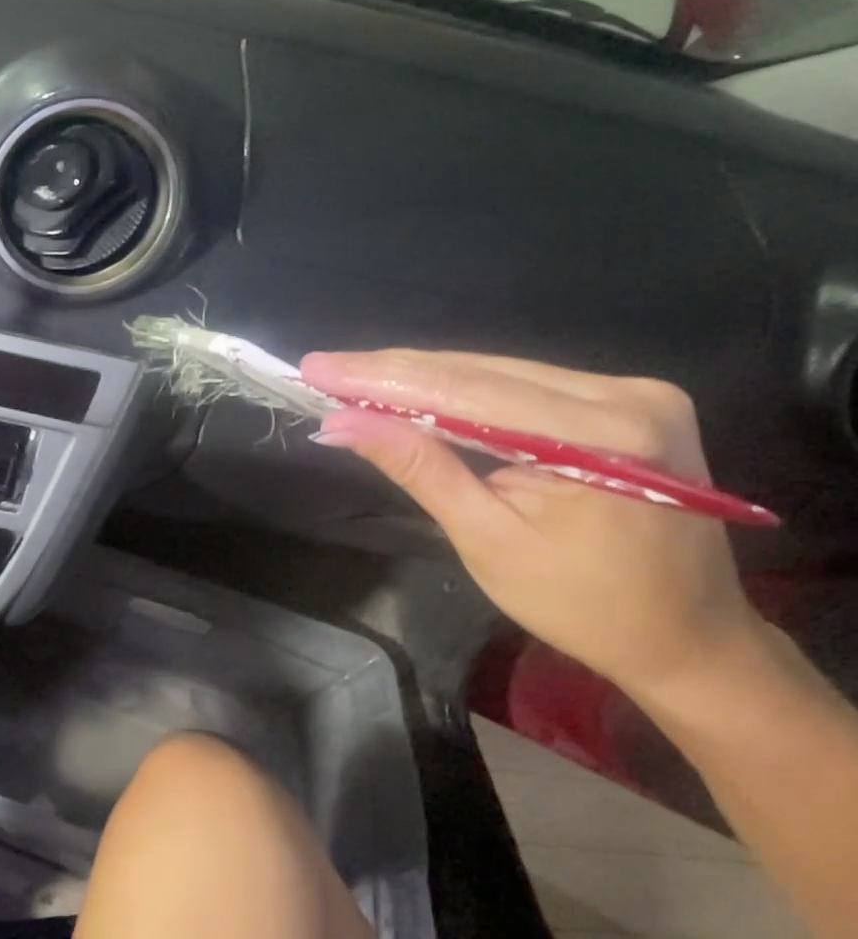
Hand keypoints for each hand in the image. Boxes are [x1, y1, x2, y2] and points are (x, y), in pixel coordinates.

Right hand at [302, 350, 761, 696]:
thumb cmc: (584, 605)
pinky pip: (524, 386)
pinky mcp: (627, 403)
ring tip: (352, 378)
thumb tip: (339, 422)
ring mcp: (633, 394)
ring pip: (499, 373)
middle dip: (395, 372)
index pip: (466, 391)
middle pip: (483, 372)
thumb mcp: (485, 538)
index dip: (382, 378)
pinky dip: (462, 390)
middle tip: (322, 369)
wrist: (690, 638)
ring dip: (423, 379)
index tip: (316, 367)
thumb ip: (418, 467)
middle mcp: (627, 396)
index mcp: (604, 436)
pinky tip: (414, 390)